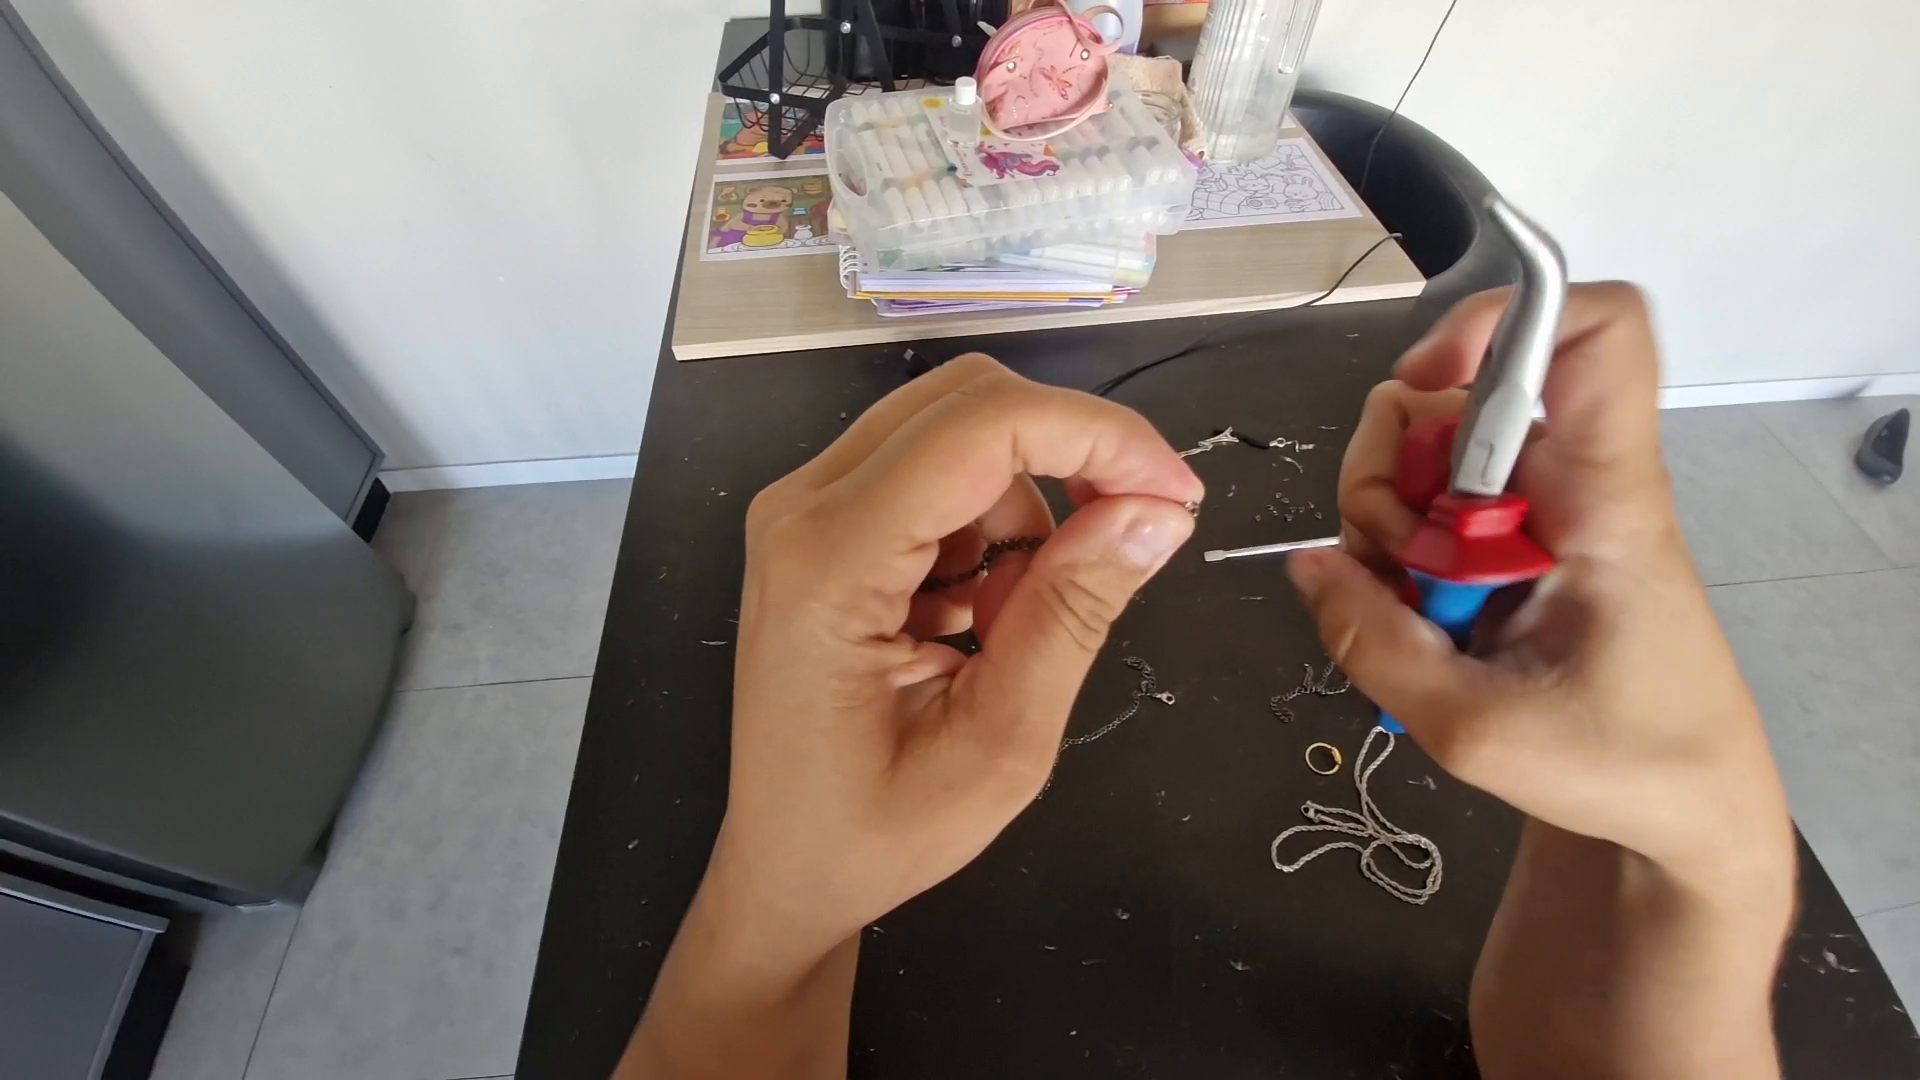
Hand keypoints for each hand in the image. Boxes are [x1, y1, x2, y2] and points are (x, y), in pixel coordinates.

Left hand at [710, 352, 1200, 963]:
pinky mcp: (821, 522)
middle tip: (1125, 534)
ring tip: (1011, 619)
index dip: (1098, 437)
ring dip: (1021, 505)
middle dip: (1068, 454)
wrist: (787, 862)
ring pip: (955, 431)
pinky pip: (932, 473)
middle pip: (967, 401)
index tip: (1175, 495)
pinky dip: (985, 523)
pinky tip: (974, 608)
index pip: (981, 427)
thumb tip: (1155, 512)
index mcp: (829, 560)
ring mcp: (804, 508)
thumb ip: (1074, 613)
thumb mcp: (1000, 740)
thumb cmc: (879, 829)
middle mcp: (803, 506)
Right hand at [1288, 284, 1792, 886]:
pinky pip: (1408, 502)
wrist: (1672, 804)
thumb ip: (1371, 644)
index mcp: (1599, 500)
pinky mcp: (1496, 539)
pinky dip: (1380, 545)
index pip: (1593, 336)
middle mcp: (1559, 482)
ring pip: (1410, 451)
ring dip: (1375, 516)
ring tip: (1404, 600)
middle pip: (1446, 400)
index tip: (1428, 382)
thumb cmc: (1614, 764)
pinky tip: (1403, 603)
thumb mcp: (1472, 725)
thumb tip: (1305, 565)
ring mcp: (1521, 509)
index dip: (1503, 323)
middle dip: (1383, 470)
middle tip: (1393, 563)